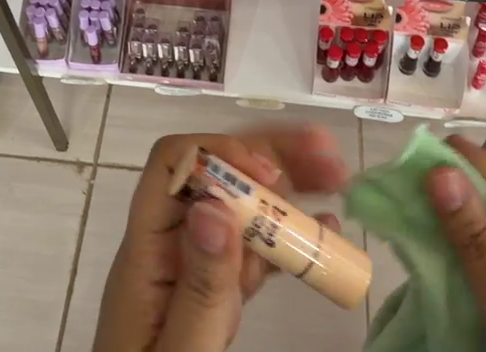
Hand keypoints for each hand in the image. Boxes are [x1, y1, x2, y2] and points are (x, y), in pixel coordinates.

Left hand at [93, 125, 351, 351]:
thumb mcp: (178, 351)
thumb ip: (198, 285)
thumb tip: (216, 203)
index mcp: (147, 251)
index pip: (172, 166)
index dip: (222, 154)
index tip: (272, 178)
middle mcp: (170, 245)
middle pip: (215, 174)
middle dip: (271, 156)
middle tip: (329, 157)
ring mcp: (194, 267)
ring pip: (240, 205)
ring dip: (289, 185)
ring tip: (337, 176)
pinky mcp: (216, 292)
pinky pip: (252, 249)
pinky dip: (290, 235)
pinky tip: (327, 232)